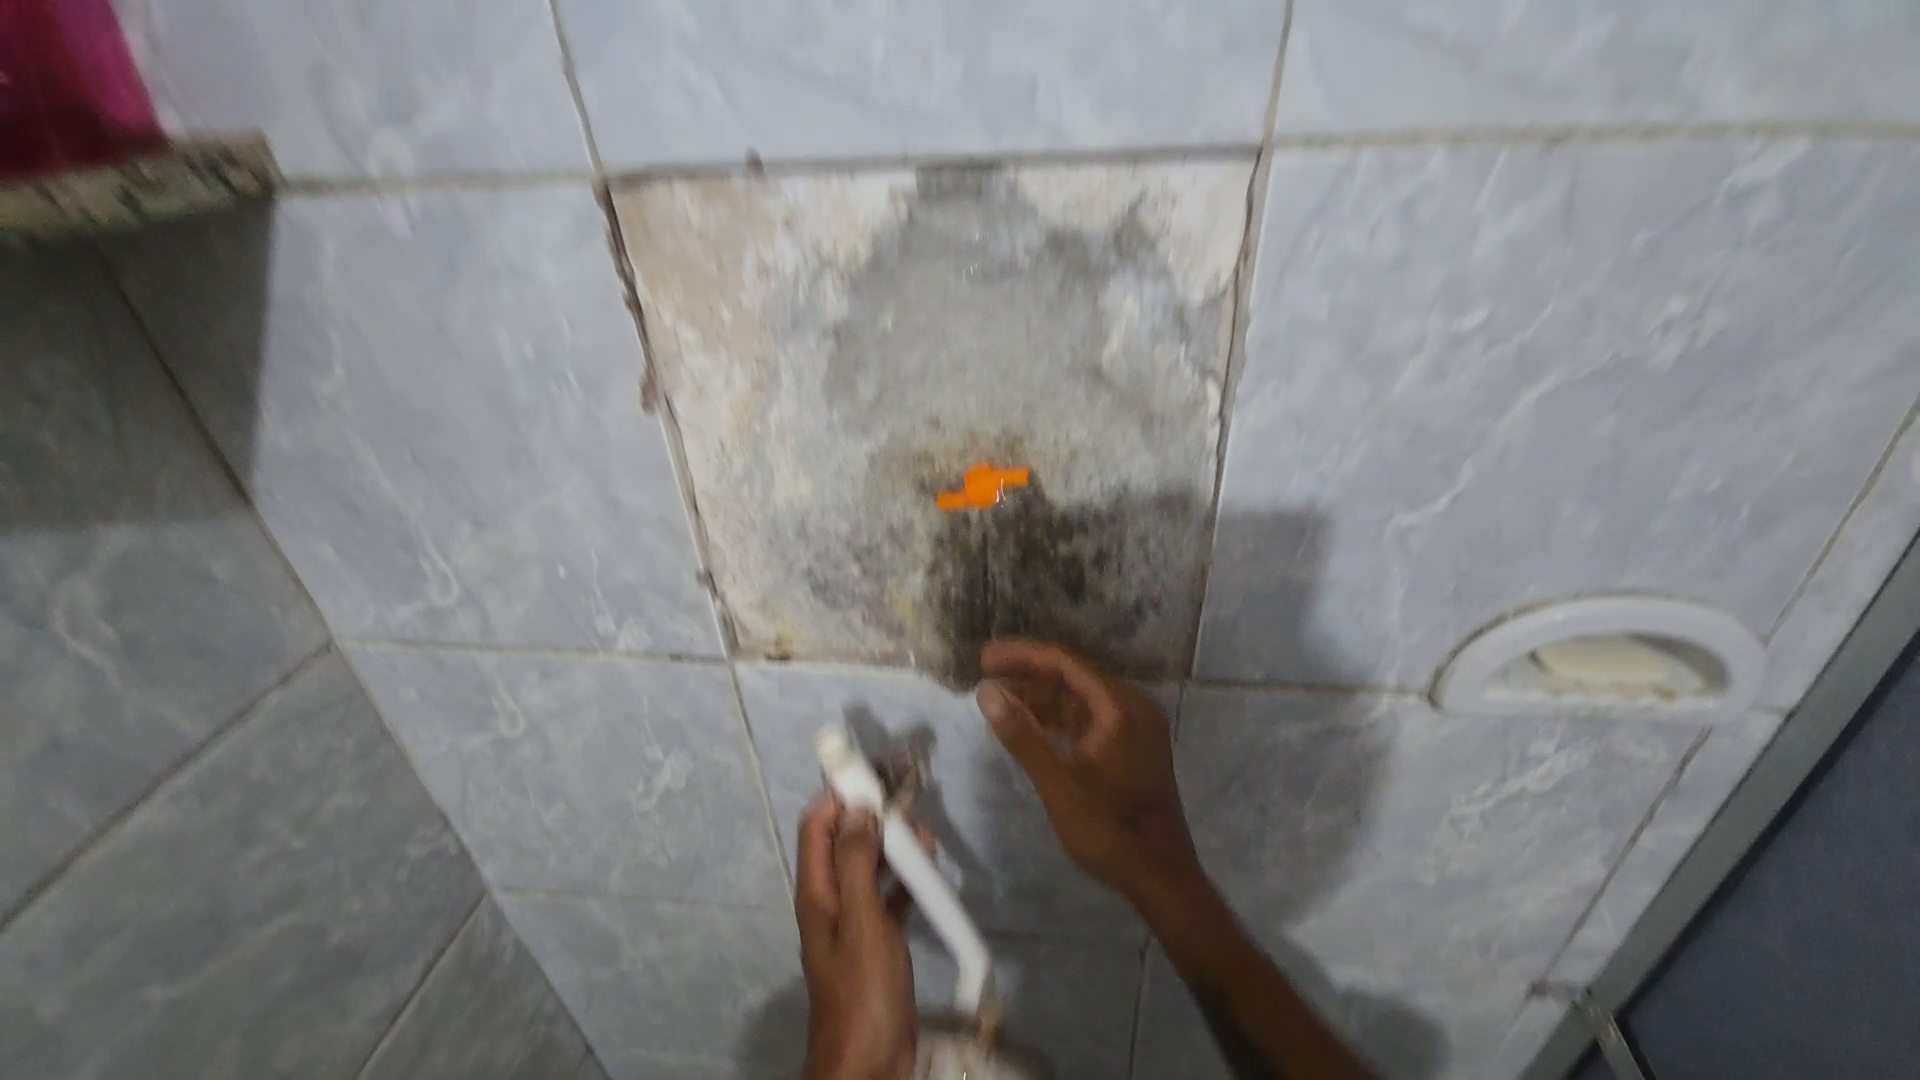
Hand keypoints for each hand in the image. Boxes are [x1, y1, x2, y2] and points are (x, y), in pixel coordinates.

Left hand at [796, 796, 915, 1079]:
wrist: (870, 1062)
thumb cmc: (863, 990)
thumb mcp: (862, 922)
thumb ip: (858, 864)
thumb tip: (859, 809)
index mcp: (817, 891)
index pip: (819, 824)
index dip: (840, 794)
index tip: (874, 774)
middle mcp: (831, 898)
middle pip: (846, 840)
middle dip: (873, 816)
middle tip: (908, 801)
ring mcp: (854, 919)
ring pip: (870, 865)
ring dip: (893, 845)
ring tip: (924, 834)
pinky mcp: (876, 939)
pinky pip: (888, 894)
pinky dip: (905, 878)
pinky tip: (927, 871)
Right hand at [975, 639, 1203, 905]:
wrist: (1161, 877)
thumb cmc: (1110, 832)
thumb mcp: (1059, 785)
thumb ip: (1023, 736)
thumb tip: (987, 692)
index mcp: (1120, 708)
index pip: (1066, 662)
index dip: (1022, 656)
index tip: (984, 659)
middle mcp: (1133, 707)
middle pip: (1074, 675)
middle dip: (1028, 674)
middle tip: (986, 679)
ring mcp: (1136, 726)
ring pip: (1080, 697)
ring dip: (1042, 698)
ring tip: (1000, 706)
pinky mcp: (1132, 745)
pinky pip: (1090, 718)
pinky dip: (1059, 719)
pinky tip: (1031, 729)